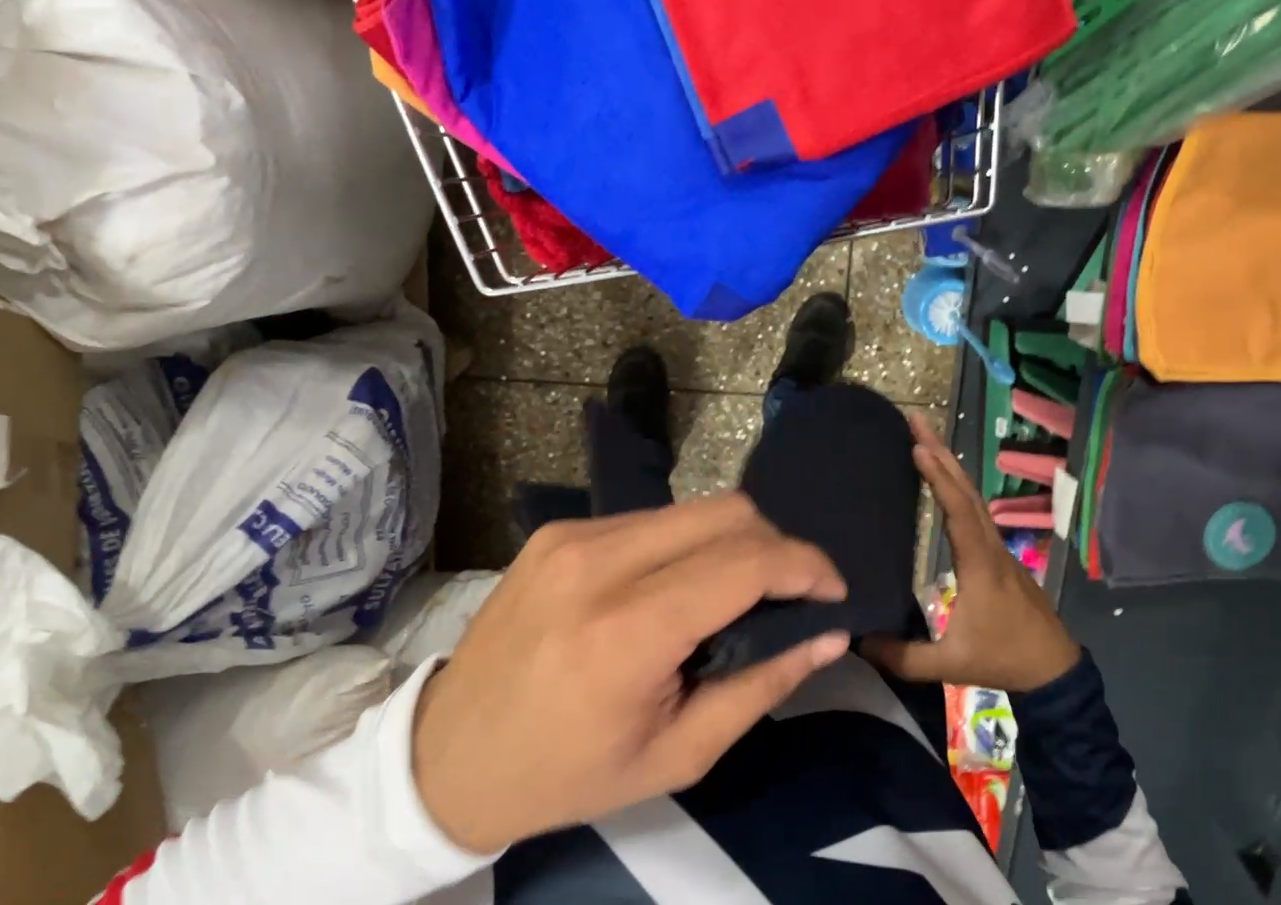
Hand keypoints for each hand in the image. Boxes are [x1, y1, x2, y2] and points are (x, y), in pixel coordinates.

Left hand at [410, 494, 850, 853]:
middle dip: (778, 544)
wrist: (446, 756)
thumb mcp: (676, 755)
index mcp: (626, 632)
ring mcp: (571, 538)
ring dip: (734, 541)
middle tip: (795, 591)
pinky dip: (688, 543)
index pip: (744, 563)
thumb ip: (759, 687)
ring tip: (741, 591)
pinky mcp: (556, 531)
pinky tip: (683, 585)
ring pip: (692, 508)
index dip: (805, 565)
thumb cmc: (568, 772)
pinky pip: (651, 518)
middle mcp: (598, 563)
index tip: (835, 590)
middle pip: (726, 513)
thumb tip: (828, 635)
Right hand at [860, 414, 1079, 693]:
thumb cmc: (1002, 659)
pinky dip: (957, 486)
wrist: (1053, 669)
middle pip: (967, 491)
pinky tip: (944, 480)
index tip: (918, 448)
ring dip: (950, 465)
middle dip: (942, 453)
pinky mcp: (999, 554)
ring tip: (925, 438)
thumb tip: (857, 639)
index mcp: (979, 566)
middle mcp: (990, 547)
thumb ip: (903, 657)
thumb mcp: (949, 666)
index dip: (939, 480)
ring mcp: (998, 548)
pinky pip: (976, 510)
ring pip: (974, 497)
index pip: (959, 513)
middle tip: (916, 421)